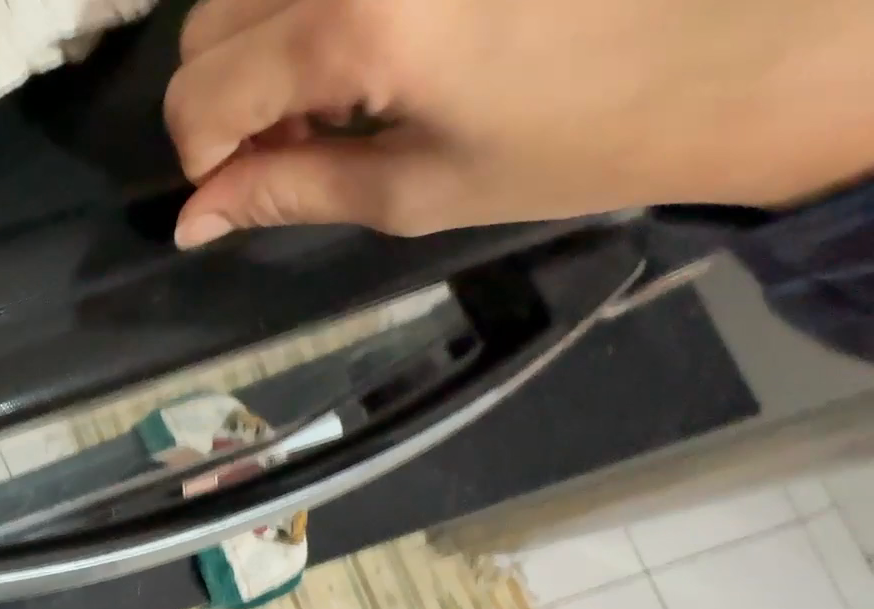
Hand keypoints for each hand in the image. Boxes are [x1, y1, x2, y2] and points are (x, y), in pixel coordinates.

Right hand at [166, 0, 873, 244]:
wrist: (784, 26)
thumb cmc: (593, 135)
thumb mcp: (418, 188)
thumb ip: (284, 192)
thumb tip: (190, 220)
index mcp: (361, 25)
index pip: (199, 92)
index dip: (201, 156)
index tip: (237, 187)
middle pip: (207, 23)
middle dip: (225, 99)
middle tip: (292, 140)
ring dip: (260, 49)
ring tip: (338, 89)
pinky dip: (306, 9)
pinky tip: (370, 39)